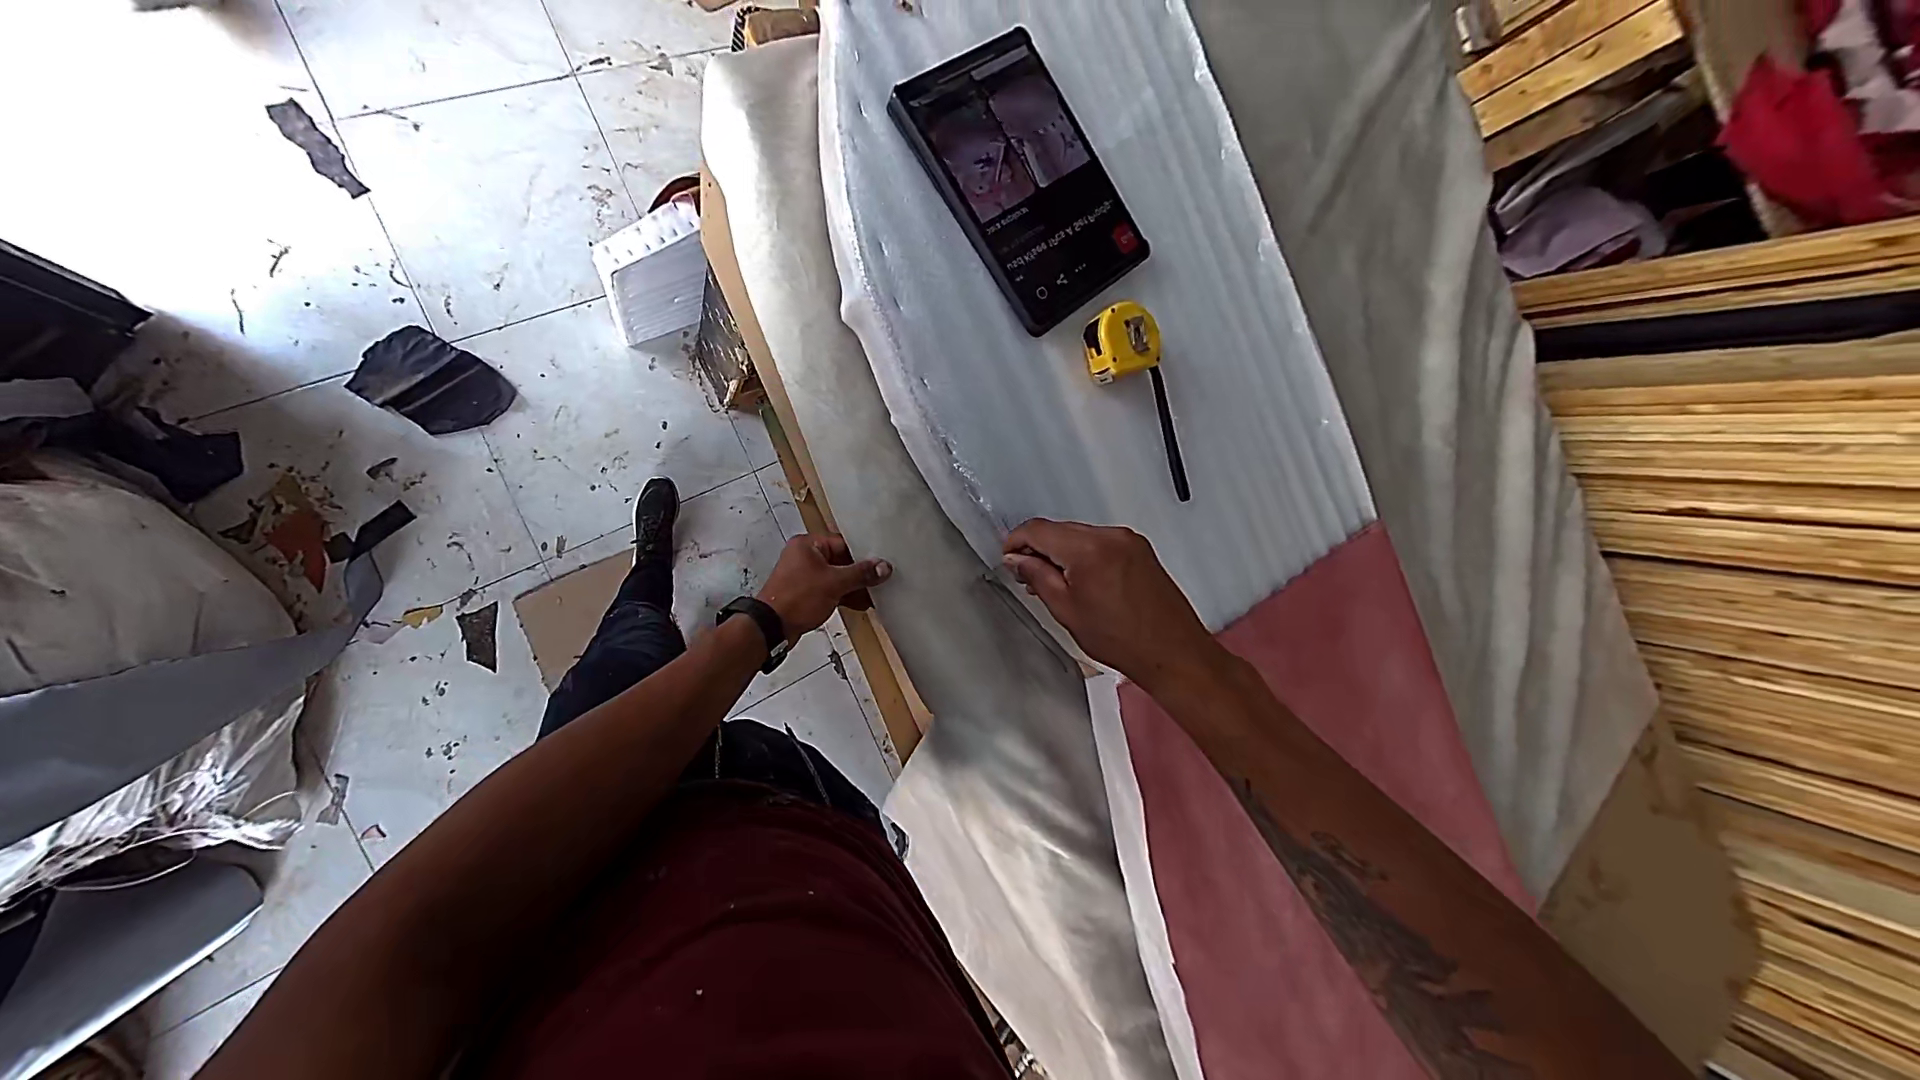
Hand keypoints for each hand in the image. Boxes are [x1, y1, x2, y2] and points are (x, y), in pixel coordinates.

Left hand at [757, 534, 892, 642]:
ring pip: (835, 577)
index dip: (863, 554)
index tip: (879, 564)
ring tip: (872, 593)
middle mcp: (803, 557)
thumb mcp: (835, 583)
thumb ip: (861, 574)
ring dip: (852, 586)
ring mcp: (803, 576)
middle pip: (840, 561)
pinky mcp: (804, 594)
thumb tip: (881, 567)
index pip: (843, 543)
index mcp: (807, 545)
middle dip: (858, 573)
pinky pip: (829, 590)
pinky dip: (843, 596)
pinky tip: (859, 603)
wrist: (772, 628)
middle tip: (878, 579)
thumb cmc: (794, 599)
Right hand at [1002, 519, 1217, 687]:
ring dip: (1062, 552)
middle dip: (1039, 548)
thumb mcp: (1066, 610)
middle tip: (1028, 574)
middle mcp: (1112, 537)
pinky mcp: (1139, 548)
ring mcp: (1128, 541)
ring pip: (1079, 534)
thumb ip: (1038, 577)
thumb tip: (1019, 560)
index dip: (1016, 541)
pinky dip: (1084, 555)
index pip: (1038, 529)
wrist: (1171, 652)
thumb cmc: (1128, 640)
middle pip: (1059, 529)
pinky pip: (1100, 541)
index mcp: (1089, 550)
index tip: (1010, 554)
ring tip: (1057, 584)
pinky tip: (1081, 580)